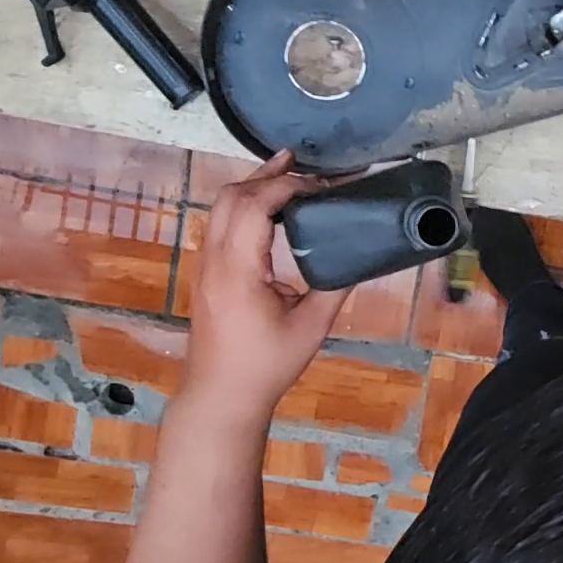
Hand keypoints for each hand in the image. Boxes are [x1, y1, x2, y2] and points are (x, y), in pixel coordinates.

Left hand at [182, 150, 349, 412]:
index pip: (254, 208)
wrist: (221, 396)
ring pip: (220, 207)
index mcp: (239, 271)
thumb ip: (335, 286)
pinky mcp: (206, 274)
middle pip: (231, 197)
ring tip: (286, 172)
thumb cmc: (267, 365)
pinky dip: (244, 206)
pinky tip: (268, 209)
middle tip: (303, 166)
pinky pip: (220, 224)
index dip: (286, 187)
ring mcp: (205, 266)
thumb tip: (357, 255)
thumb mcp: (311, 327)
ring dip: (252, 187)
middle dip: (267, 175)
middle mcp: (215, 261)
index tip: (321, 186)